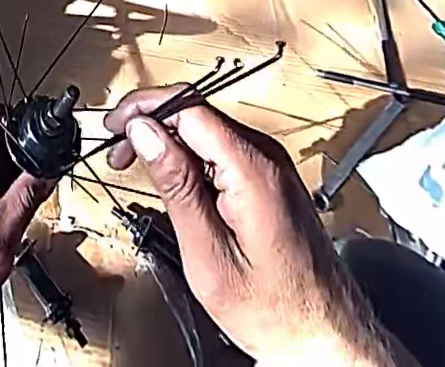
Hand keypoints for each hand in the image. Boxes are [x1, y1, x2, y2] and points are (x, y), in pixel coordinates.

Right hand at [105, 88, 403, 365]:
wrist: (327, 338)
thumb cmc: (276, 310)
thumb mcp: (208, 255)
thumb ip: (175, 185)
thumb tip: (144, 131)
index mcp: (252, 170)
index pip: (187, 107)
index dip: (144, 108)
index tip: (116, 126)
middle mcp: (265, 155)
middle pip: (194, 110)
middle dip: (149, 120)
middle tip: (118, 147)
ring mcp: (269, 162)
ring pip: (203, 124)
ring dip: (165, 136)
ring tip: (135, 161)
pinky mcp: (267, 173)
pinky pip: (217, 144)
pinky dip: (185, 150)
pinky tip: (169, 172)